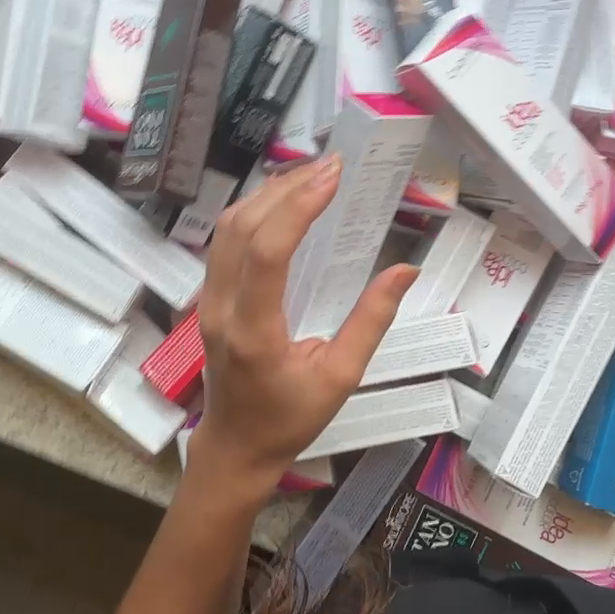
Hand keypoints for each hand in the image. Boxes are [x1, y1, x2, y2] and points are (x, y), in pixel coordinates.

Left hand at [189, 156, 418, 484]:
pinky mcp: (209, 296)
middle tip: (331, 166)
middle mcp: (221, 307)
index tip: (332, 177)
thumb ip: (371, 321)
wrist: (236, 446)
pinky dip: (254, 211)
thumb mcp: (340, 378)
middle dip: (287, 188)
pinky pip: (224, 241)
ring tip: (312, 176)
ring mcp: (208, 300)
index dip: (298, 207)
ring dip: (268, 194)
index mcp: (253, 331)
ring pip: (227, 228)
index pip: (267, 253)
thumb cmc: (290, 419)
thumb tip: (406, 270)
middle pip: (242, 227)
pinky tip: (283, 202)